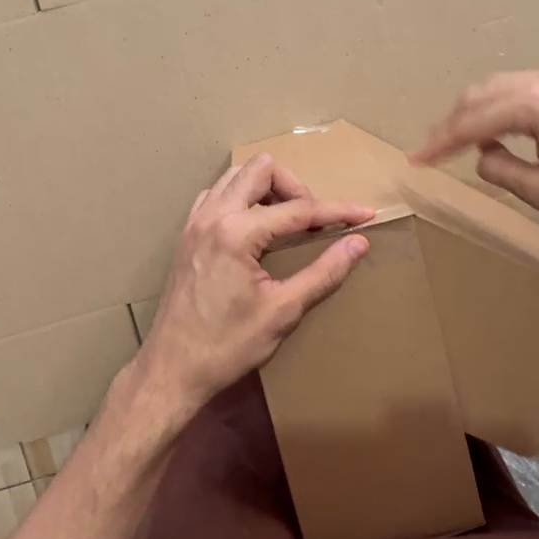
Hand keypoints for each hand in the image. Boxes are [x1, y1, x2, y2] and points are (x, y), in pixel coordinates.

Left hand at [134, 154, 375, 414]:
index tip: (366, 214)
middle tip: (314, 222)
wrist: (172, 369)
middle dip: (296, 187)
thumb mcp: (283, 312)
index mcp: (237, 233)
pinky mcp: (187, 234)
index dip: (337, 210)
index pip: (298, 208)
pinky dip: (243, 199)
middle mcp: (213, 215)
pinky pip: (218, 194)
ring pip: (237, 175)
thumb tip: (358, 243)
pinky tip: (256, 229)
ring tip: (288, 222)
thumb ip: (323, 272)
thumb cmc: (227, 346)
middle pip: (263, 169)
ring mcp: (195, 222)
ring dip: (267, 189)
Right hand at [411, 68, 538, 226]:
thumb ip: (502, 171)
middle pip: (482, 93)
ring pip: (501, 85)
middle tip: (433, 150)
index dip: (441, 141)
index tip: (416, 160)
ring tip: (459, 139)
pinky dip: (502, 103)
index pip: (473, 120)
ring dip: (476, 110)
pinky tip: (500, 126)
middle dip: (453, 121)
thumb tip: (483, 154)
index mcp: (536, 105)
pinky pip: (525, 85)